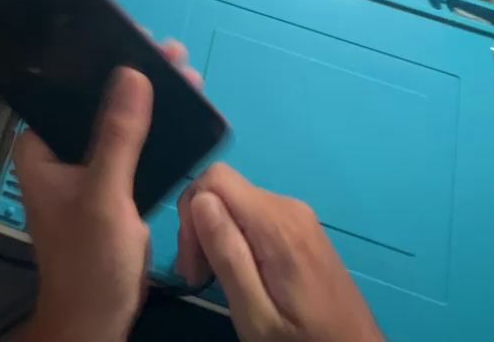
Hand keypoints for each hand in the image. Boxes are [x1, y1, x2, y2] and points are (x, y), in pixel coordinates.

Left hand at [14, 41, 197, 341]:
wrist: (96, 323)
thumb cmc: (88, 263)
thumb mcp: (105, 196)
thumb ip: (118, 136)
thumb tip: (132, 73)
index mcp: (40, 145)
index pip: (68, 88)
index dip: (102, 59)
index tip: (138, 39)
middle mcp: (58, 148)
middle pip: (96, 99)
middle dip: (135, 75)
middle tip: (171, 54)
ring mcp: (83, 165)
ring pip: (117, 119)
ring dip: (148, 98)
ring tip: (183, 73)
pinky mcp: (107, 182)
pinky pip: (129, 143)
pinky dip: (153, 127)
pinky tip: (178, 112)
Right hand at [176, 163, 382, 341]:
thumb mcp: (257, 316)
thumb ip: (227, 253)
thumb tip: (199, 200)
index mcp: (276, 222)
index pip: (215, 177)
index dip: (191, 212)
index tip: (190, 263)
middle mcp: (288, 206)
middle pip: (224, 190)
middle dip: (201, 227)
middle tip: (197, 279)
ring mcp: (299, 217)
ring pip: (237, 203)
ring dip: (217, 235)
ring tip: (216, 281)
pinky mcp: (303, 230)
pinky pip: (255, 216)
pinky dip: (237, 239)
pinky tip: (241, 276)